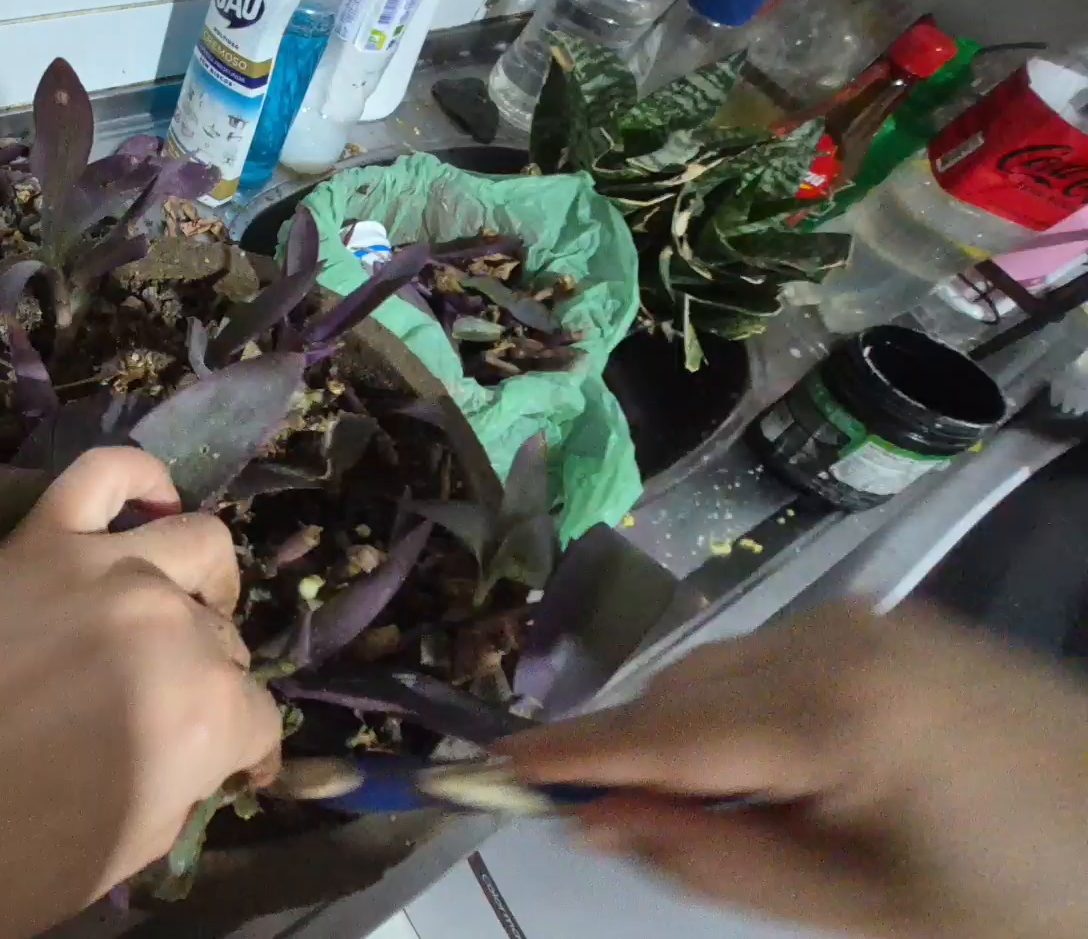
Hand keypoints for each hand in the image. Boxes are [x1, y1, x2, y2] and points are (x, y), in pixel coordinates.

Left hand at [0, 447, 280, 935]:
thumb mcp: (124, 849)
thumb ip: (184, 777)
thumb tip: (199, 745)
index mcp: (201, 713)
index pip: (260, 717)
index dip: (251, 747)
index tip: (235, 764)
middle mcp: (169, 623)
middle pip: (225, 635)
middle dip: (215, 677)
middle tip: (177, 703)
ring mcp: (105, 564)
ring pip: (199, 541)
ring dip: (205, 579)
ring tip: (182, 604)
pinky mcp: (43, 535)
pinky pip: (105, 471)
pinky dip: (139, 475)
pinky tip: (151, 499)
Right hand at [495, 602, 1087, 938]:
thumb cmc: (1039, 909)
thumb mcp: (871, 915)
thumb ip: (715, 859)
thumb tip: (593, 816)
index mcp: (840, 718)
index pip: (665, 735)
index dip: (574, 751)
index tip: (496, 762)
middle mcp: (829, 641)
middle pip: (676, 693)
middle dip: (629, 749)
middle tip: (600, 808)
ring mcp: (852, 620)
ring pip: (706, 670)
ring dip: (678, 728)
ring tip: (706, 795)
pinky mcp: (871, 619)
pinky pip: (753, 657)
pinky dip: (727, 706)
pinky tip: (763, 755)